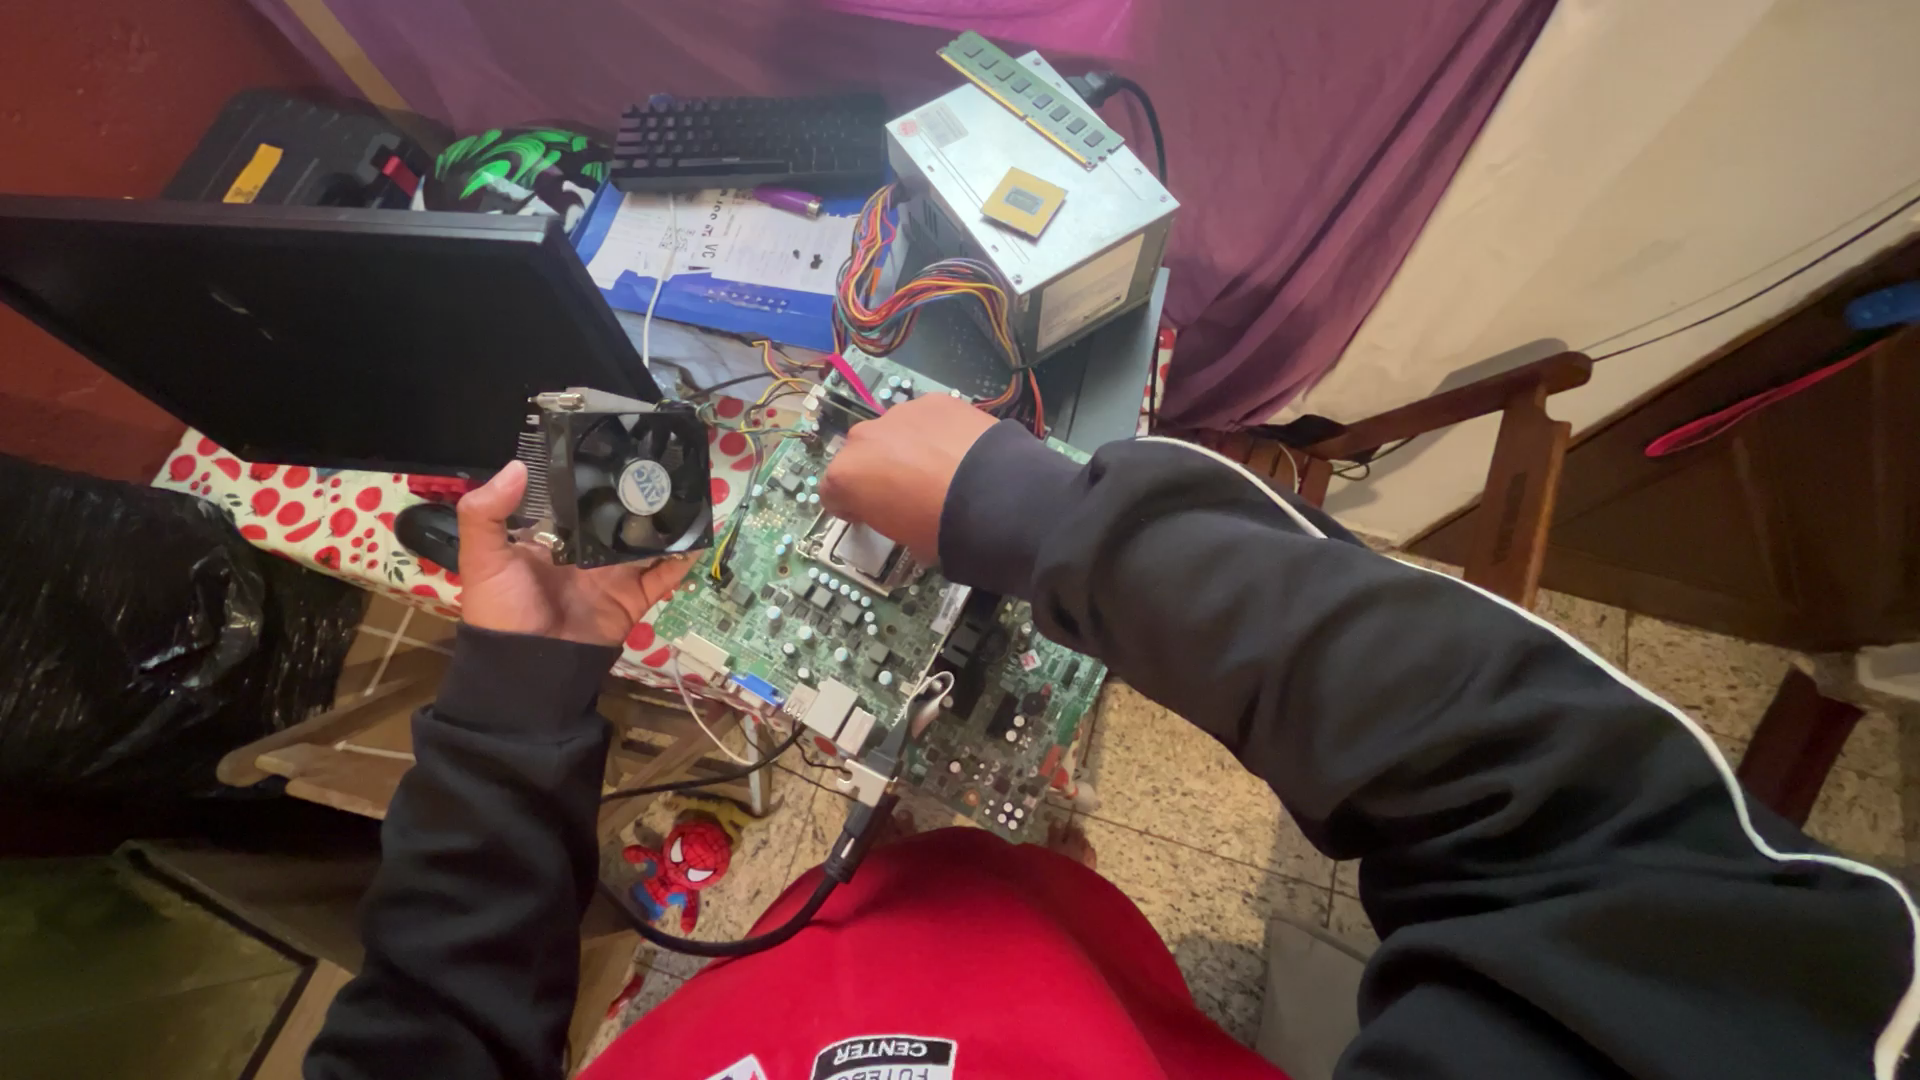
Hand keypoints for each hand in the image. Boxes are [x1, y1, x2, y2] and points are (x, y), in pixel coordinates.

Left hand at [456, 460, 692, 646]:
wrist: (531, 665)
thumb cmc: (504, 608)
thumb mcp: (483, 558)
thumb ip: (486, 513)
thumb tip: (519, 465)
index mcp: (552, 540)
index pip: (576, 502)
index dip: (593, 479)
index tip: (613, 450)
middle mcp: (587, 554)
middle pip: (618, 520)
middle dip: (638, 497)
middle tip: (661, 467)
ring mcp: (614, 576)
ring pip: (646, 544)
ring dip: (666, 524)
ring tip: (688, 496)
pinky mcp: (635, 597)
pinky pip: (663, 576)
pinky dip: (683, 561)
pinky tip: (700, 539)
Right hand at [820, 393, 995, 559]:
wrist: (992, 497)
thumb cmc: (939, 529)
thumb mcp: (904, 540)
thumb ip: (888, 517)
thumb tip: (901, 514)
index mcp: (846, 476)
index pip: (831, 491)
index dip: (849, 505)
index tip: (867, 513)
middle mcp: (863, 438)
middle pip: (861, 455)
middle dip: (877, 471)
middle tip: (907, 491)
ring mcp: (899, 414)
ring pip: (893, 431)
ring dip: (906, 447)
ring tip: (939, 468)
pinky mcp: (935, 400)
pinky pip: (927, 418)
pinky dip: (936, 431)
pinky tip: (958, 450)